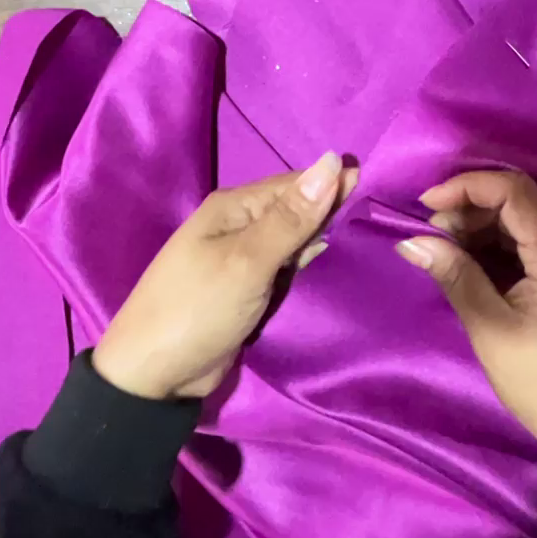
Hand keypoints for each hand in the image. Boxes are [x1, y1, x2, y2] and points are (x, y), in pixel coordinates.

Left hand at [94, 151, 356, 399]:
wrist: (153, 376)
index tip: (379, 183)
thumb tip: (332, 161)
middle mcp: (237, 225)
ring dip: (322, 233)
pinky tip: (331, 255)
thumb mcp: (249, 262)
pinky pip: (284, 266)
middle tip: (383, 209)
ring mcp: (241, 258)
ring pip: (292, 238)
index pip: (294, 184)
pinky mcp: (246, 288)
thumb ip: (293, 218)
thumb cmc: (198, 309)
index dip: (334, 182)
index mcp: (233, 208)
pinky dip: (306, 261)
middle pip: (294, 209)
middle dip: (331, 207)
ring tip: (369, 226)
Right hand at [395, 171, 536, 464]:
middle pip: (519, 202)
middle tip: (431, 235)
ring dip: (480, 226)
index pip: (515, 192)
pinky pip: (531, 243)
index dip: (467, 186)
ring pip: (524, 221)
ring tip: (444, 250)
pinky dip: (497, 245)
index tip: (427, 205)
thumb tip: (410, 241)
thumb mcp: (491, 330)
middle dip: (469, 208)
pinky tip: (469, 262)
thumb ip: (455, 276)